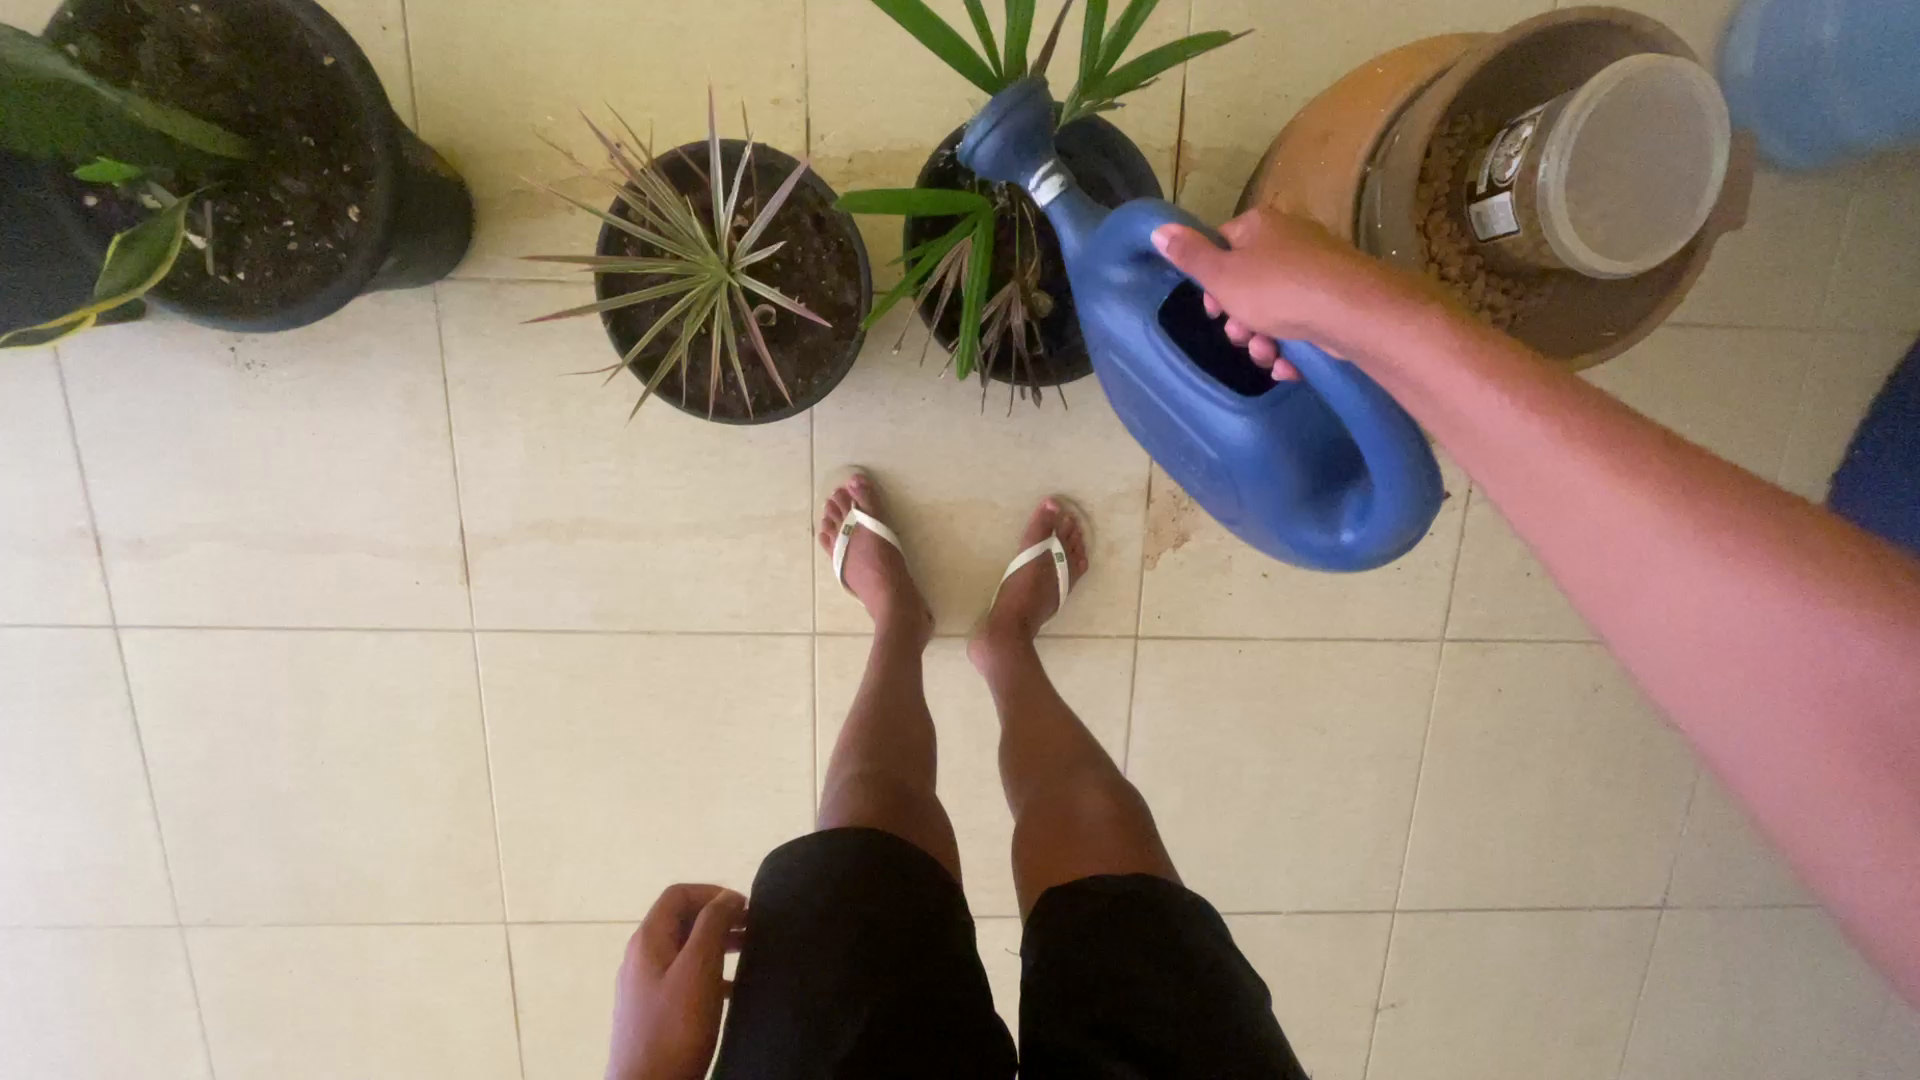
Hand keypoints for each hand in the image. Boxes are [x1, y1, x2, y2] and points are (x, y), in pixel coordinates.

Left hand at [606, 884, 747, 1079]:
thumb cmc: (674, 1027)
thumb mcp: (699, 967)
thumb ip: (712, 924)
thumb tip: (727, 897)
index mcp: (647, 940)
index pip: (678, 894)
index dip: (712, 892)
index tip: (744, 907)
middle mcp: (641, 957)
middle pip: (681, 919)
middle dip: (718, 917)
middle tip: (752, 927)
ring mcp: (644, 987)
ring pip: (684, 948)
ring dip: (716, 943)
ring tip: (747, 952)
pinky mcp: (651, 1012)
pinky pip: (683, 976)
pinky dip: (709, 971)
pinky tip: (732, 988)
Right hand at [1152, 208, 1438, 379]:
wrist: (1349, 312)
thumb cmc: (1276, 290)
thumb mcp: (1220, 276)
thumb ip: (1189, 256)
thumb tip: (1158, 229)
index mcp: (1259, 226)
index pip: (1221, 245)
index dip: (1211, 281)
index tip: (1212, 309)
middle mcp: (1288, 240)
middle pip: (1246, 283)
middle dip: (1238, 320)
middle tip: (1239, 334)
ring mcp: (1315, 270)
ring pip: (1272, 311)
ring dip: (1261, 340)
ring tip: (1266, 353)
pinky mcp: (1333, 300)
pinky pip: (1300, 324)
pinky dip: (1290, 347)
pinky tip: (1288, 364)